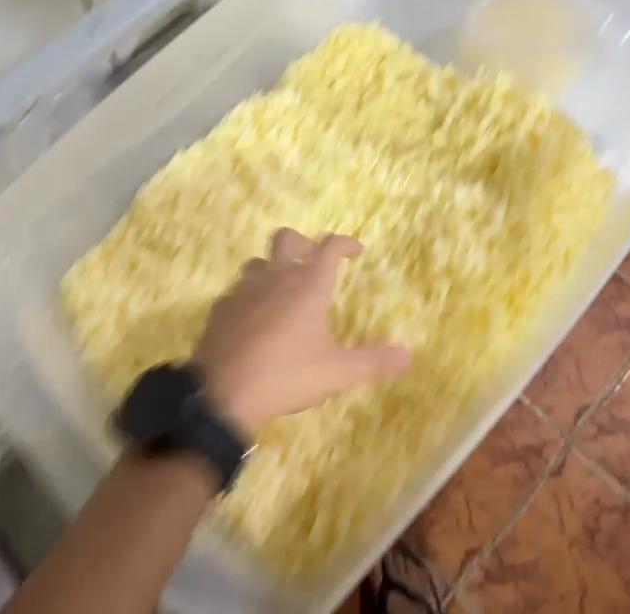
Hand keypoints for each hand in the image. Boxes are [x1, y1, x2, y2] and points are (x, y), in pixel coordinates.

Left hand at [192, 228, 411, 434]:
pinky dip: (250, 296)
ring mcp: (244, 290)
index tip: (356, 251)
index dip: (344, 243)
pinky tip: (254, 318)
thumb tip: (408, 355)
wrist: (224, 391)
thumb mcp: (338, 373)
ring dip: (273, 268)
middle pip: (287, 238)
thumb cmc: (287, 375)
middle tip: (314, 260)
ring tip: (283, 290)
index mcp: (307, 286)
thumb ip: (373, 361)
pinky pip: (238, 291)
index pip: (329, 248)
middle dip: (304, 243)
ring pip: (258, 262)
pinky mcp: (221, 308)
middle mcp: (275, 277)